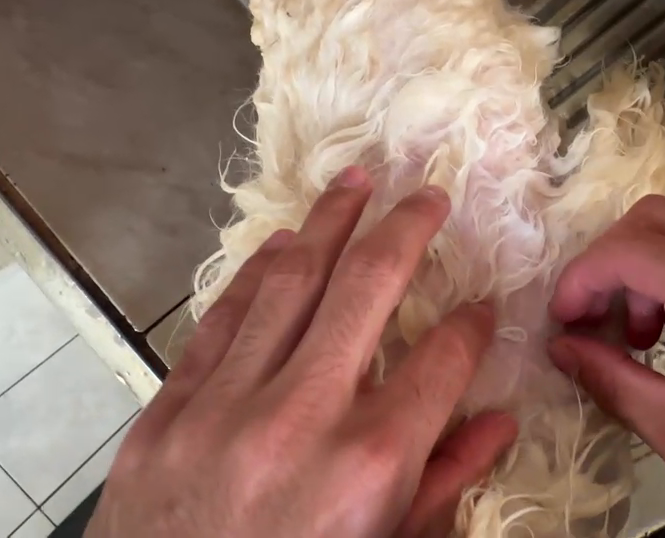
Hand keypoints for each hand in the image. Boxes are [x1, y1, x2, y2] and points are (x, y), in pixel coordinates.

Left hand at [87, 169, 517, 537]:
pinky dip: (255, 275)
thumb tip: (500, 419)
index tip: (482, 307)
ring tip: (355, 180)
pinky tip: (282, 243)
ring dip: (328, 221)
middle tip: (428, 193)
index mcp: (369, 464)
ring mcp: (222, 410)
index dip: (473, 325)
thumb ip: (445, 485)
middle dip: (407, 227)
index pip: (445, 357)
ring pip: (289, 281)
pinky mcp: (164, 417)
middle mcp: (300, 418)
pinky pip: (219, 322)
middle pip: (368, 283)